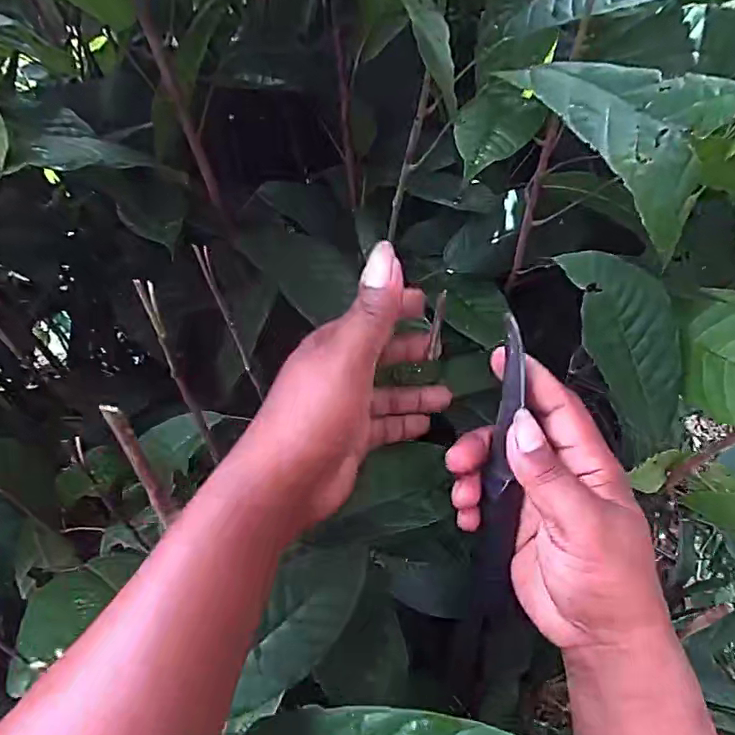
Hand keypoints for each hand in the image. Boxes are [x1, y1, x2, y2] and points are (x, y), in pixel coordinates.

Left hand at [229, 242, 451, 528]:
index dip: (398, 305)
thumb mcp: (347, 356)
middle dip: (410, 349)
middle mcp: (337, 372)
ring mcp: (345, 408)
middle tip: (443, 347)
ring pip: (386, 393)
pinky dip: (405, 422)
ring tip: (449, 393)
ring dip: (414, 391)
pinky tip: (429, 424)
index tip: (428, 301)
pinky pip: (385, 425)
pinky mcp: (352, 440)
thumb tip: (388, 252)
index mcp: (333, 345)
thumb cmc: (316, 413)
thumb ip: (372, 310)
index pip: (370, 315)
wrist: (285, 482)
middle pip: (380, 354)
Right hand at [444, 351, 668, 653]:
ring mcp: (538, 501)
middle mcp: (562, 475)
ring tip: (461, 498)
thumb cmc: (608, 578)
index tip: (502, 356)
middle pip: (517, 437)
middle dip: (485, 440)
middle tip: (458, 458)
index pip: (559, 411)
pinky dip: (472, 504)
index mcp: (588, 465)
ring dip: (472, 473)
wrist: (598, 637)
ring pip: (496, 467)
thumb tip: (519, 425)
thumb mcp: (582, 524)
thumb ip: (549, 476)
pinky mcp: (518, 527)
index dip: (533, 381)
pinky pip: (488, 501)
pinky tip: (467, 519)